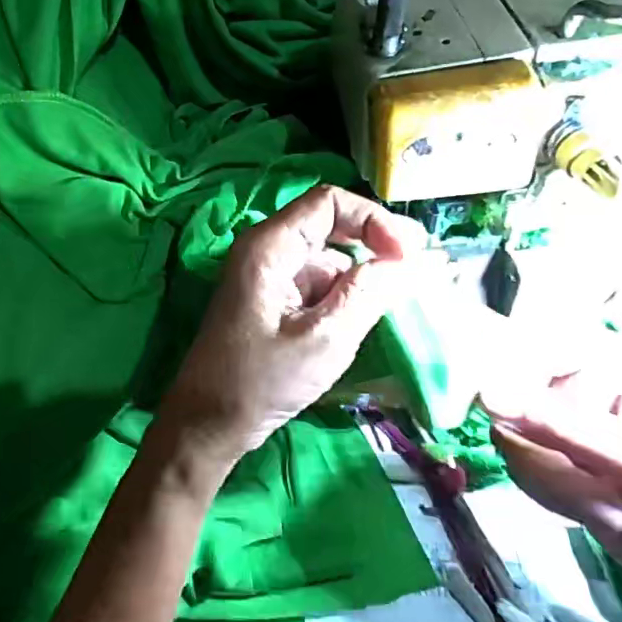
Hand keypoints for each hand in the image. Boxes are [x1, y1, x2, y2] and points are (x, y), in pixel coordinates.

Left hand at [158, 185, 427, 465]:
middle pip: (327, 224)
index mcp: (268, 247)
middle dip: (372, 245)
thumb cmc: (260, 380)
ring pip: (324, 256)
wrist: (209, 419)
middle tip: (412, 276)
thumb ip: (366, 294)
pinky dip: (340, 295)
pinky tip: (355, 324)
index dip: (374, 219)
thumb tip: (403, 260)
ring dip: (358, 275)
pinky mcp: (269, 297)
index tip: (409, 255)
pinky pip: (313, 282)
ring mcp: (264, 274)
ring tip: (384, 311)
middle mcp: (263, 249)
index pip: (328, 202)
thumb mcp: (324, 340)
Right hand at [482, 366, 621, 599]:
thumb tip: (486, 397)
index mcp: (604, 360)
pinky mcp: (551, 461)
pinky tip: (605, 511)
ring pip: (512, 440)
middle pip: (508, 401)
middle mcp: (573, 384)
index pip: (523, 346)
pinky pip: (521, 471)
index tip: (498, 411)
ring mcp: (559, 425)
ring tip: (617, 507)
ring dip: (557, 483)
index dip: (498, 375)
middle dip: (546, 452)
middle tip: (598, 486)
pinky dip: (557, 499)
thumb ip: (562, 427)